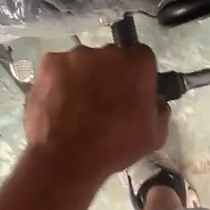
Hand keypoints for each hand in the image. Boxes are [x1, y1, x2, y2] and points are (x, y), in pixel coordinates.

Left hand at [23, 43, 168, 180]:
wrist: (66, 157)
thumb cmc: (115, 147)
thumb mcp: (154, 136)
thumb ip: (160, 110)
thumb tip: (156, 101)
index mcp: (138, 64)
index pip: (141, 57)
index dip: (136, 74)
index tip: (131, 91)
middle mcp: (108, 51)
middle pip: (111, 57)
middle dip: (109, 74)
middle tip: (103, 101)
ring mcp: (76, 55)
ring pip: (83, 62)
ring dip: (84, 77)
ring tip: (77, 106)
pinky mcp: (49, 62)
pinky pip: (59, 68)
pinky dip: (59, 81)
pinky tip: (58, 103)